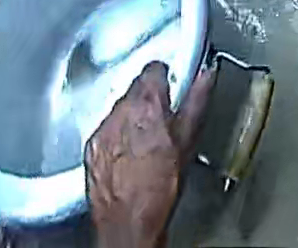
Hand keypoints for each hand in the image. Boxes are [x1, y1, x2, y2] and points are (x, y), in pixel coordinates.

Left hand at [85, 61, 212, 247]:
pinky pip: (106, 128)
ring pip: (120, 107)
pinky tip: (127, 153)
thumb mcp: (187, 142)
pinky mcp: (92, 145)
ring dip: (131, 116)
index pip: (153, 69)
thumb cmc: (160, 189)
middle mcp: (122, 109)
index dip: (163, 76)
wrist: (128, 226)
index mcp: (147, 103)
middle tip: (160, 119)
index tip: (168, 83)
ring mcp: (104, 127)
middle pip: (135, 87)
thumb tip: (206, 76)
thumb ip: (196, 101)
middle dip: (147, 98)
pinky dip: (116, 135)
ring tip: (145, 140)